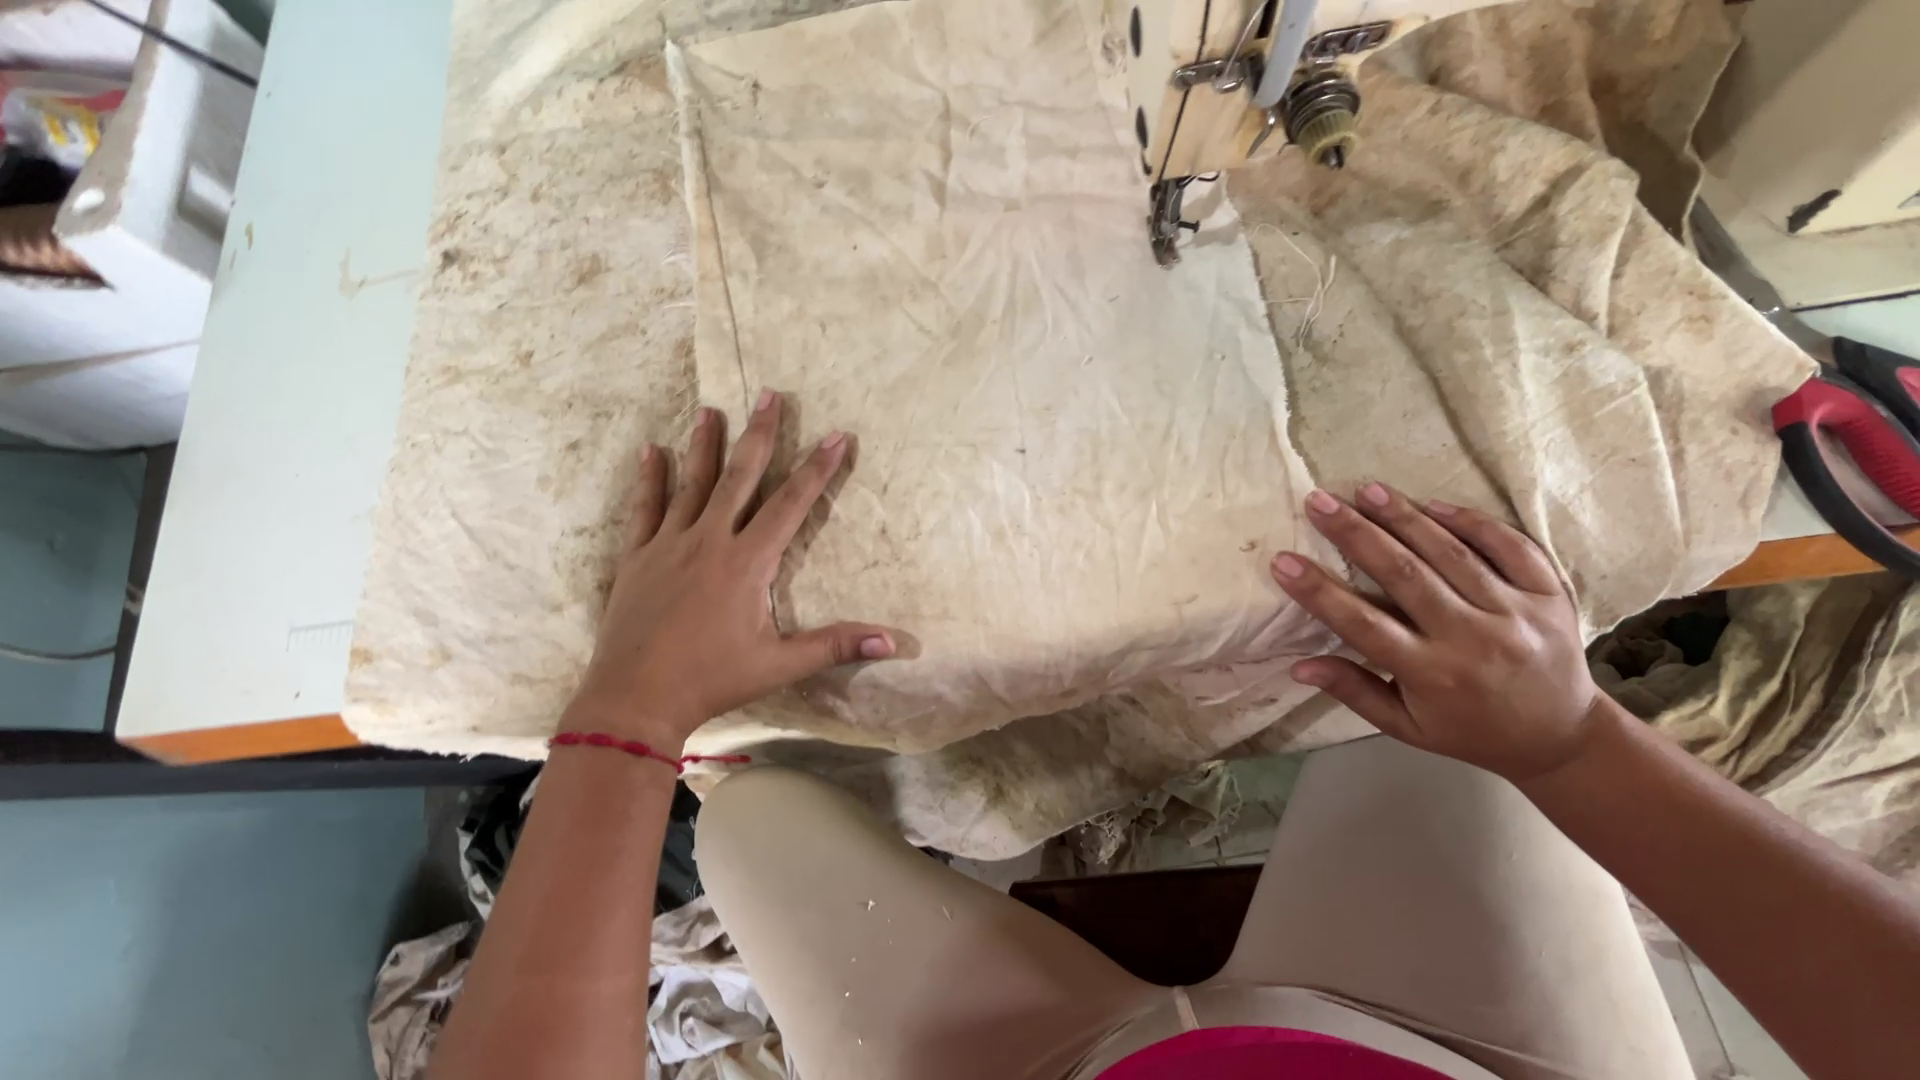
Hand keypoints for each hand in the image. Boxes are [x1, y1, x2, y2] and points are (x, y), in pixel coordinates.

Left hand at [562, 391, 895, 750]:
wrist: (635, 699)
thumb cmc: (712, 681)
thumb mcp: (779, 664)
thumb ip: (834, 646)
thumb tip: (892, 641)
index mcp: (747, 563)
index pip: (790, 504)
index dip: (817, 469)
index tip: (836, 435)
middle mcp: (709, 541)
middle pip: (740, 477)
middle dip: (759, 434)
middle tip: (769, 394)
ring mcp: (669, 545)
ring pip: (692, 483)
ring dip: (704, 444)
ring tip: (711, 409)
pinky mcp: (637, 558)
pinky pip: (645, 509)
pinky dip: (649, 479)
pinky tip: (651, 451)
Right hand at [1271, 483, 1602, 781]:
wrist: (1564, 738)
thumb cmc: (1470, 731)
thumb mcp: (1407, 727)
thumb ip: (1354, 691)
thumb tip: (1298, 666)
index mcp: (1432, 674)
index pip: (1362, 625)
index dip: (1319, 592)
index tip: (1282, 561)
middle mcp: (1472, 638)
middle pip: (1404, 575)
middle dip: (1356, 534)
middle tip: (1319, 502)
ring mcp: (1515, 612)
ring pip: (1450, 553)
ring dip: (1404, 517)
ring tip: (1367, 490)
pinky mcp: (1550, 595)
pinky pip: (1509, 547)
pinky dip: (1472, 522)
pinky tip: (1433, 504)